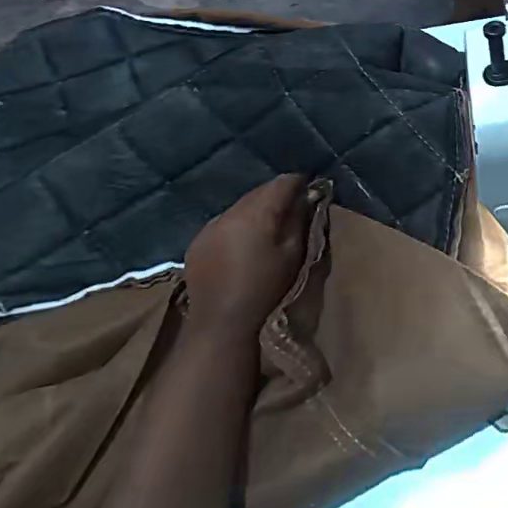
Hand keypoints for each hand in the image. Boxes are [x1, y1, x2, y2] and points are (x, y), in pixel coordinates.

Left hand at [183, 174, 310, 336]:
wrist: (221, 325)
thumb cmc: (265, 291)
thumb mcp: (292, 255)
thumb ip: (299, 220)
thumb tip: (305, 197)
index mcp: (256, 213)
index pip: (281, 184)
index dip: (298, 182)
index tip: (309, 186)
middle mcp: (230, 212)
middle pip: (258, 192)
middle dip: (275, 194)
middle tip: (291, 204)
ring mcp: (210, 226)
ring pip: (239, 206)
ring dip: (254, 209)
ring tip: (266, 224)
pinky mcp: (197, 241)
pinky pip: (222, 222)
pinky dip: (235, 225)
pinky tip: (241, 241)